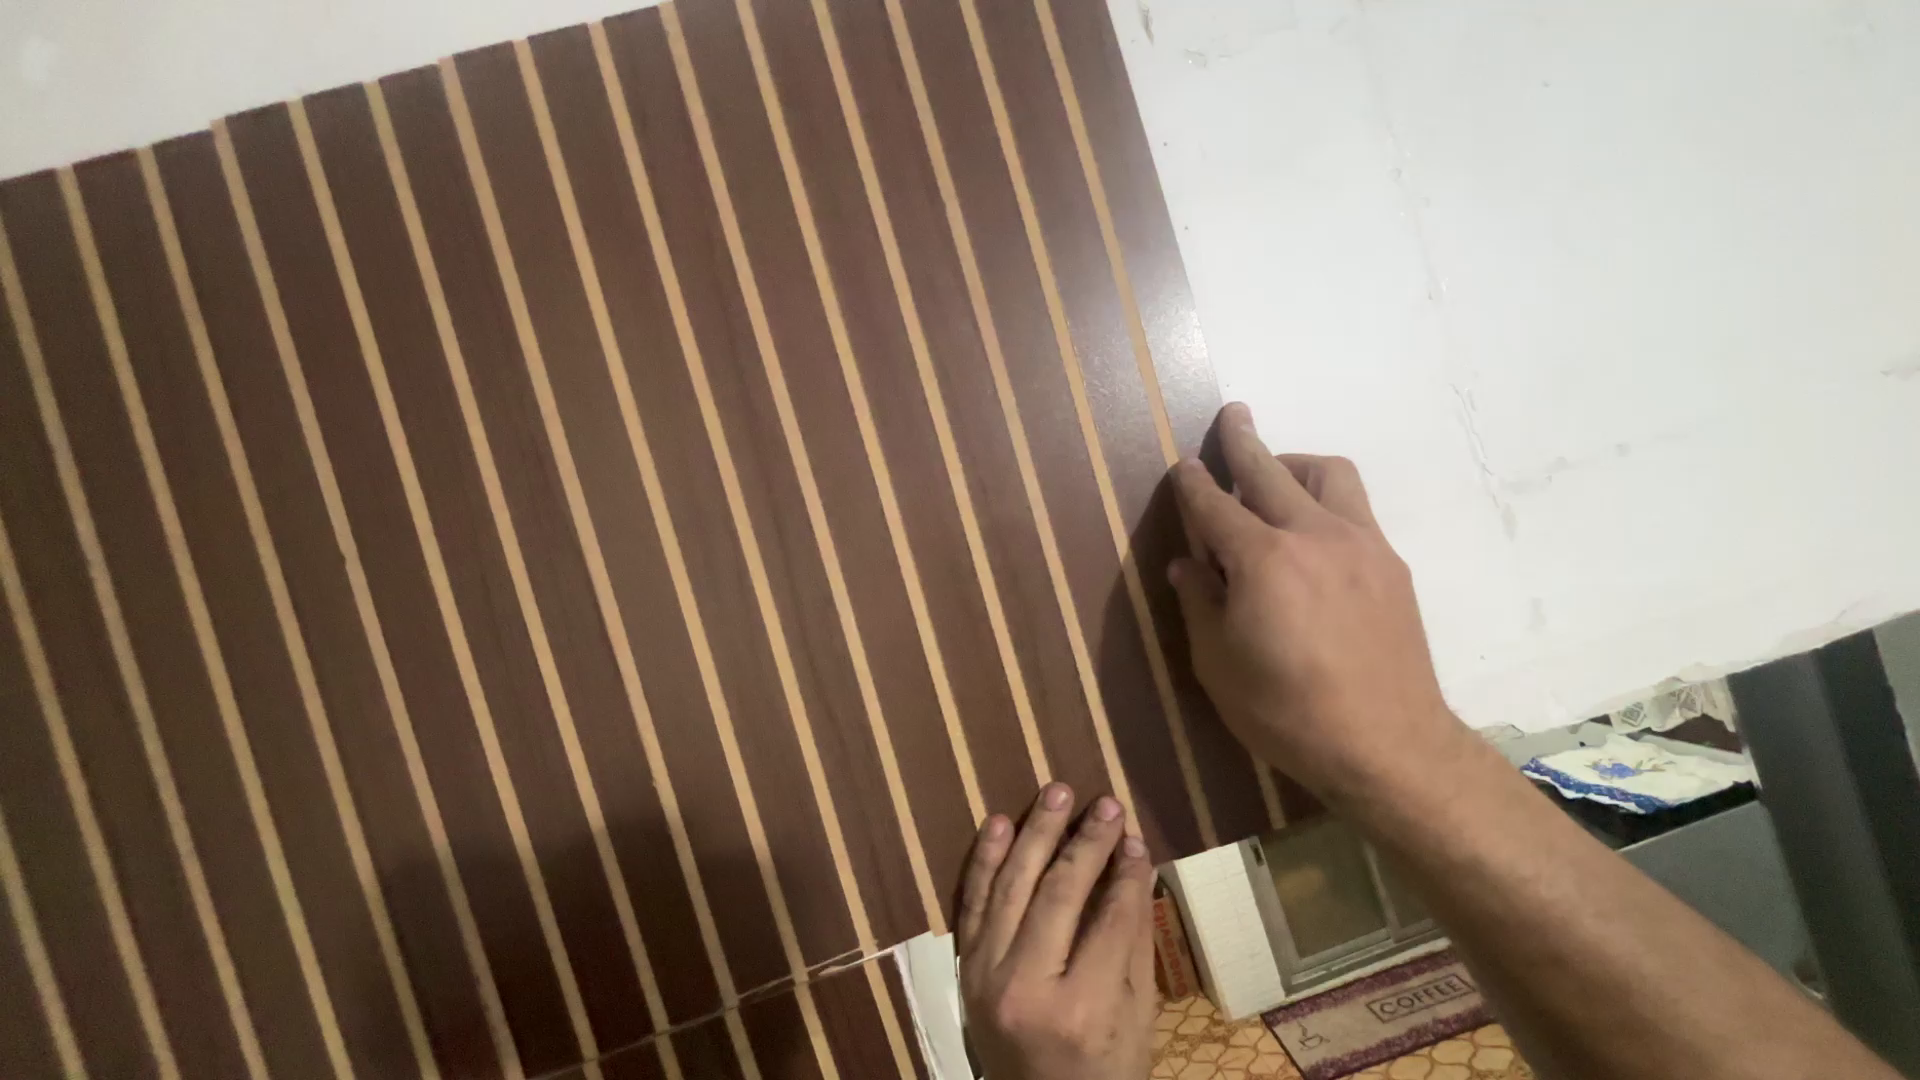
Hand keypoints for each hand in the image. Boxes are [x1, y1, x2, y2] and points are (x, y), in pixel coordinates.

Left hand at [959, 784, 1156, 1079]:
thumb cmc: (1102, 1068)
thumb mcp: (1136, 1017)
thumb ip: (1134, 940)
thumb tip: (1136, 861)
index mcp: (1080, 1011)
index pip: (1110, 922)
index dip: (1126, 875)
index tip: (1135, 836)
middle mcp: (1025, 987)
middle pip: (1059, 895)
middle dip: (1086, 843)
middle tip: (1106, 804)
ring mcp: (986, 976)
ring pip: (1011, 886)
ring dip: (1035, 833)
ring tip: (1057, 792)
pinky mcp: (966, 968)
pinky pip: (972, 902)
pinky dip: (985, 859)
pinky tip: (1000, 822)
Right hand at [1167, 403, 1470, 808]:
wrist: (1388, 746)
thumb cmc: (1286, 712)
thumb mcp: (1218, 664)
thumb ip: (1200, 604)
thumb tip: (1187, 565)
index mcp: (1262, 560)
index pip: (1215, 506)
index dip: (1194, 484)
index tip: (1183, 465)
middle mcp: (1313, 535)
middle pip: (1271, 471)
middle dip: (1243, 441)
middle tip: (1232, 416)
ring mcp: (1361, 545)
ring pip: (1329, 474)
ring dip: (1295, 463)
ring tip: (1277, 473)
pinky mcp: (1391, 564)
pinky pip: (1355, 508)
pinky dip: (1326, 500)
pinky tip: (1314, 532)